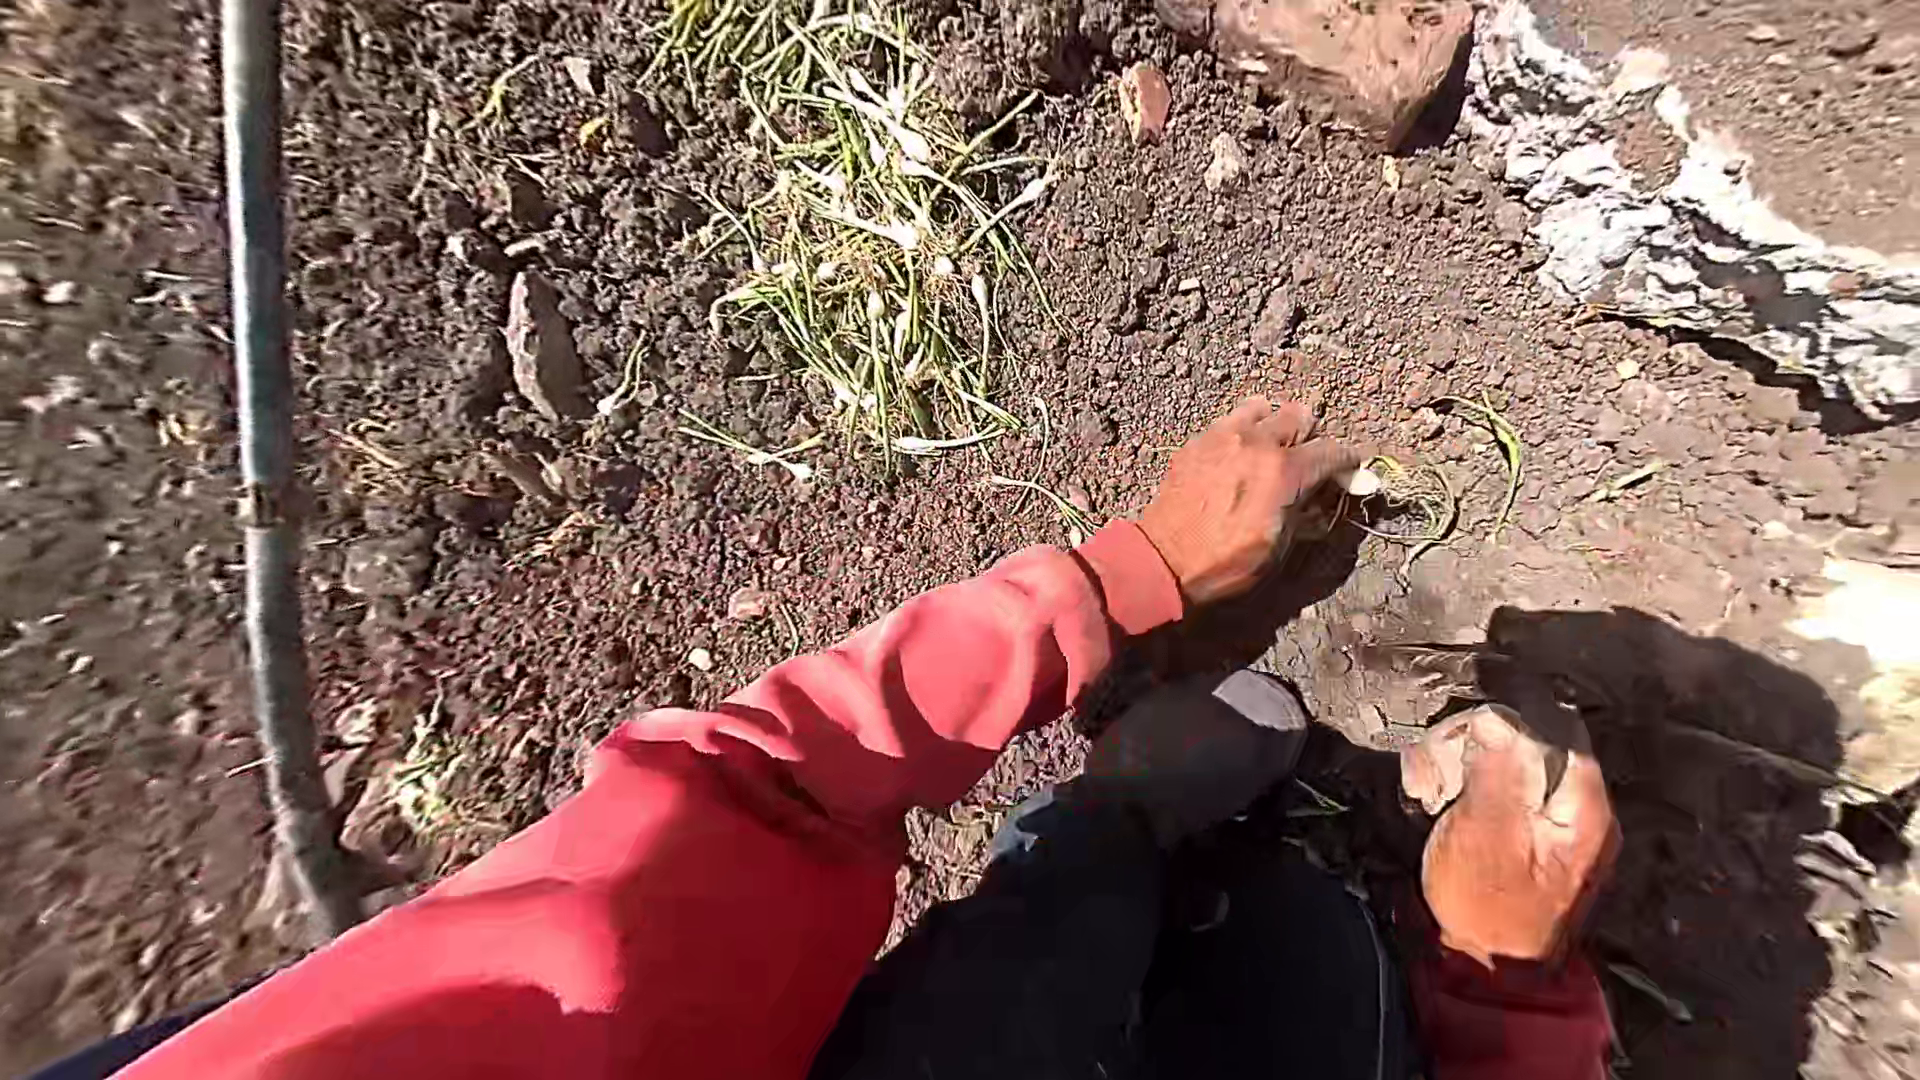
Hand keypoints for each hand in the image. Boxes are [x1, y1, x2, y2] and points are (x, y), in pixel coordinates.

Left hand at [1139, 397, 1356, 605]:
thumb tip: (1318, 499)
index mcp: (1284, 471)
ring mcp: (1221, 438)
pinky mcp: (1194, 444)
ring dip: (1270, 423)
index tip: (1348, 471)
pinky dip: (1237, 432)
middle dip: (1308, 435)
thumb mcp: (1278, 547)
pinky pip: (1225, 422)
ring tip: (1266, 447)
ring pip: (1259, 408)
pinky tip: (1234, 455)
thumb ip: (1304, 513)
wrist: (1162, 560)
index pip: (1334, 451)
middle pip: (1299, 415)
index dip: (1348, 462)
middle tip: (1303, 458)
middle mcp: (1255, 443)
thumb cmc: (1223, 561)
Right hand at [1402, 705, 1618, 965]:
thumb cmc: (1486, 897)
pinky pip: (1469, 772)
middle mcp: (1562, 801)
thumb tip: (1497, 716)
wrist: (1480, 954)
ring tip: (1424, 793)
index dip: (1507, 719)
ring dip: (1442, 760)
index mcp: (1579, 807)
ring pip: (1482, 749)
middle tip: (1434, 774)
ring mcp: (1530, 807)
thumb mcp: (1488, 833)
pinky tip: (1425, 797)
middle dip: (1462, 743)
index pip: (1557, 730)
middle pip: (1511, 735)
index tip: (1460, 729)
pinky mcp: (1501, 813)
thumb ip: (1496, 772)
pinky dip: (1441, 776)